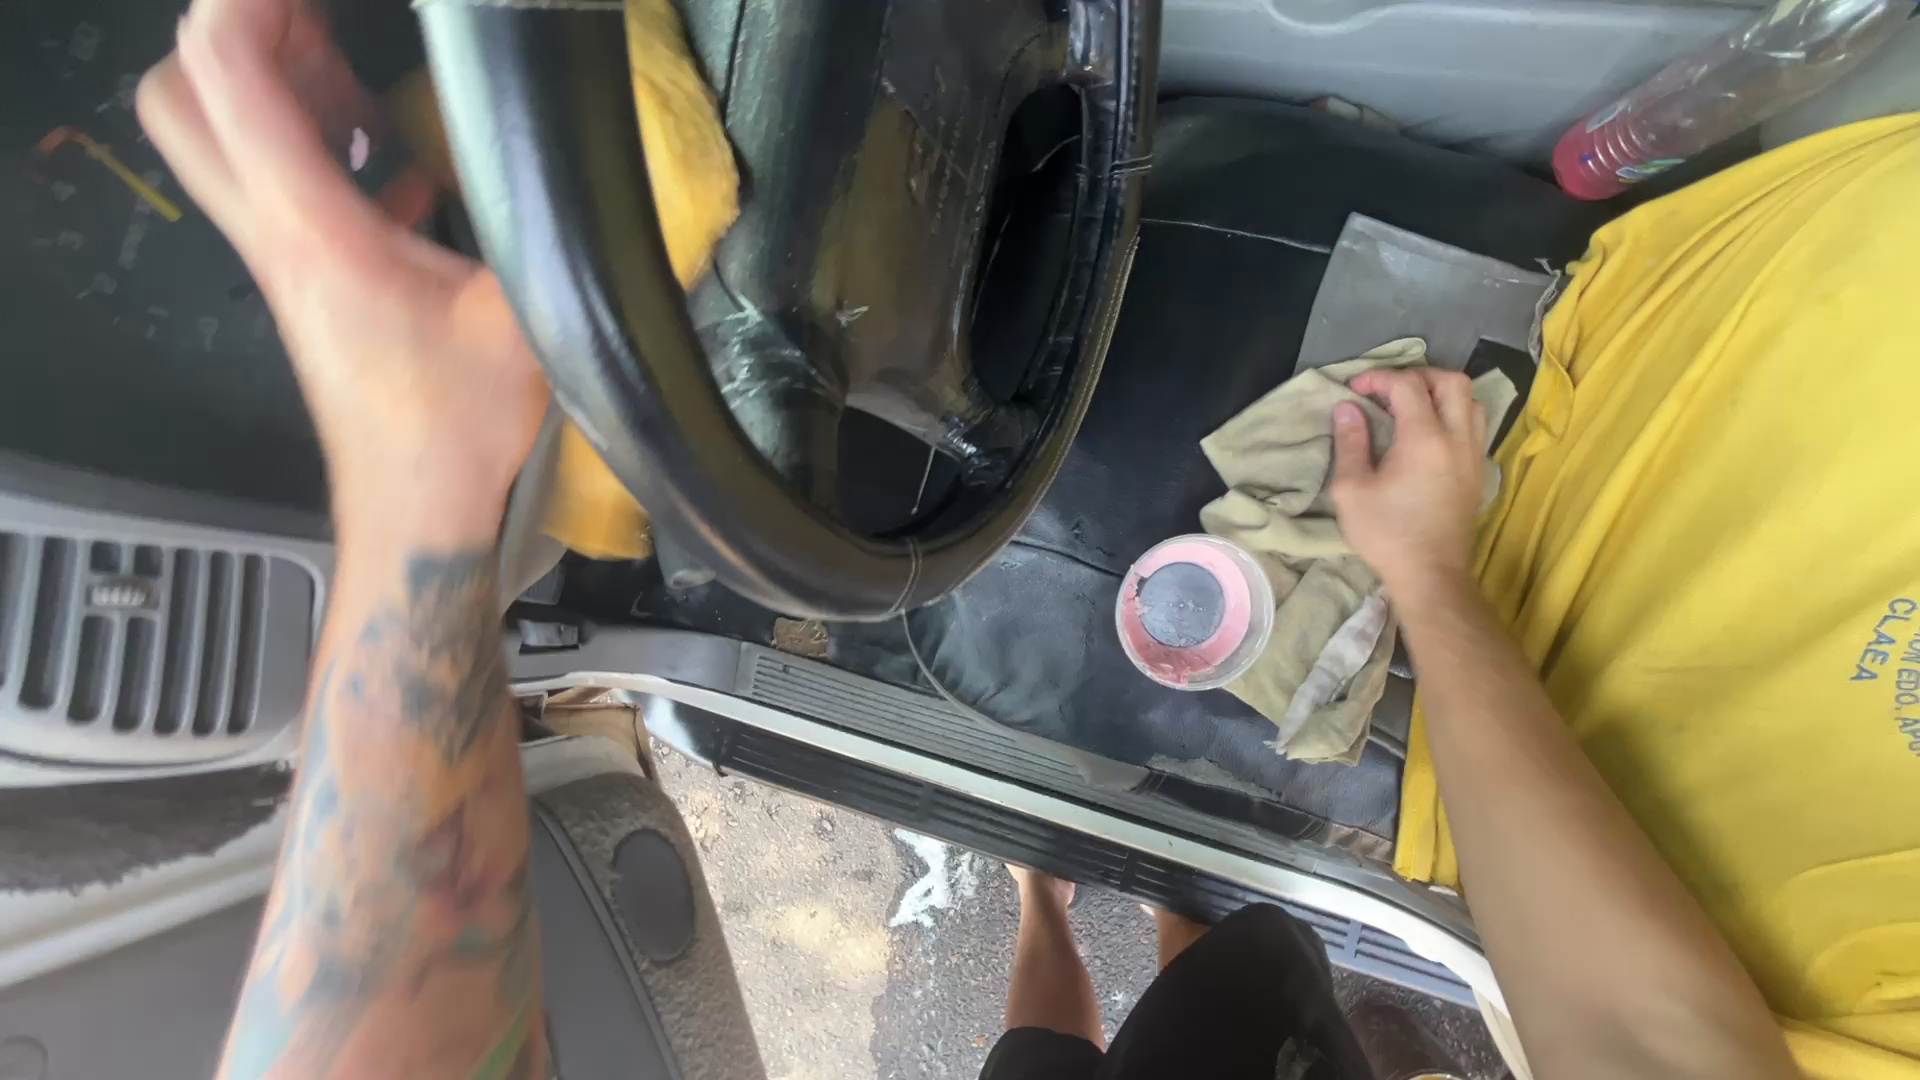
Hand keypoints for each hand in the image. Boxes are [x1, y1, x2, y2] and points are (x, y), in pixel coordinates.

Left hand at [137, 0, 545, 535]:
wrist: (418, 497)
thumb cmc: (455, 423)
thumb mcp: (516, 319)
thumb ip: (532, 241)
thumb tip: (564, 196)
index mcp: (316, 230)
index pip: (231, 73)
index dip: (252, 5)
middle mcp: (278, 239)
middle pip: (188, 99)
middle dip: (243, 43)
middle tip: (324, 35)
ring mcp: (286, 269)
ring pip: (229, 151)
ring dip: (281, 104)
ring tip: (364, 98)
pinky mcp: (311, 295)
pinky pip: (285, 203)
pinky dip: (326, 168)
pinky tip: (402, 183)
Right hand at [1328, 368, 1486, 595]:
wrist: (1430, 572)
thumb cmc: (1385, 532)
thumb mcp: (1351, 489)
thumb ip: (1350, 443)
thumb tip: (1347, 408)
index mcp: (1424, 438)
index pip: (1407, 386)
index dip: (1378, 378)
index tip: (1352, 389)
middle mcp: (1456, 438)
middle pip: (1450, 381)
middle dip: (1416, 375)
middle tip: (1386, 389)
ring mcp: (1472, 453)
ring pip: (1470, 400)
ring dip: (1439, 392)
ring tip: (1409, 405)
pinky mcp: (1476, 470)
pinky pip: (1473, 423)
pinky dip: (1451, 412)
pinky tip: (1426, 430)